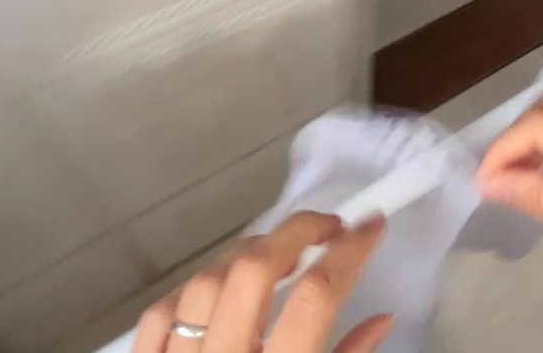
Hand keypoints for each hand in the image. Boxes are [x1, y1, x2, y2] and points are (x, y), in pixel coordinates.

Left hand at [133, 212, 389, 352]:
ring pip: (207, 280)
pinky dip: (195, 288)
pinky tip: (222, 286)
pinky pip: (160, 313)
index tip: (373, 224)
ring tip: (280, 253)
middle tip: (330, 227)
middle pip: (254, 270)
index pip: (316, 296)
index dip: (350, 250)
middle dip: (298, 231)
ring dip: (250, 252)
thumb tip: (382, 318)